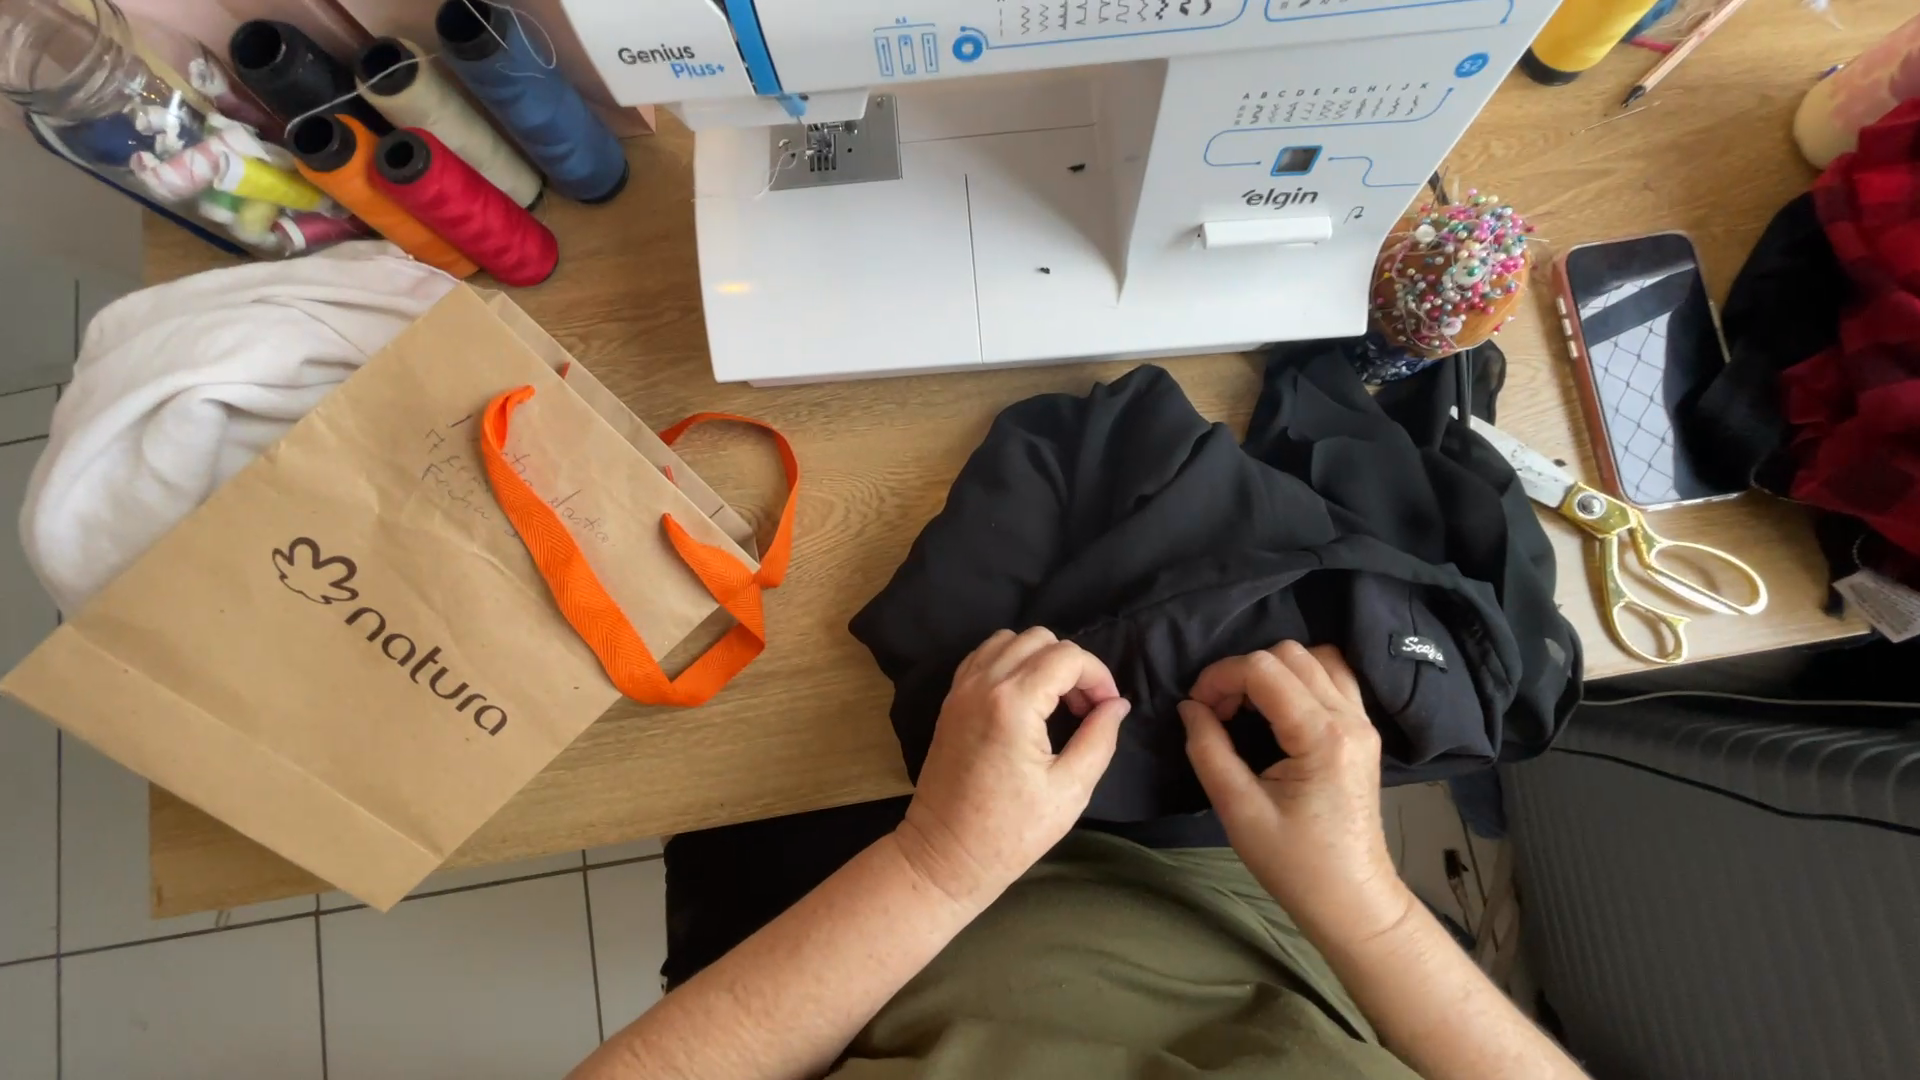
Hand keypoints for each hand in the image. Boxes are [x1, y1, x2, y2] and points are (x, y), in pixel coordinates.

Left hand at [895, 628, 1130, 908]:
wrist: (946, 853)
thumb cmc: (1011, 832)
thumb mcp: (1070, 791)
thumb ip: (1099, 738)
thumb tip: (1117, 704)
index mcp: (1013, 703)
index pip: (1068, 656)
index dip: (1098, 676)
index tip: (1108, 709)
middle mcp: (984, 683)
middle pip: (1040, 639)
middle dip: (1072, 665)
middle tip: (1084, 708)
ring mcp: (962, 688)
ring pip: (1009, 639)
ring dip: (1040, 658)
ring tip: (1056, 701)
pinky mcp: (951, 699)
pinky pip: (983, 655)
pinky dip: (1010, 662)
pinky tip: (1024, 697)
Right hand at [1179, 642, 1412, 943]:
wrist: (1352, 900)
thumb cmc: (1294, 863)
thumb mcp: (1237, 809)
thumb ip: (1208, 748)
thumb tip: (1190, 706)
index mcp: (1321, 737)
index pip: (1262, 669)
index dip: (1219, 677)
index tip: (1197, 708)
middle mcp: (1349, 718)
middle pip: (1287, 654)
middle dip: (1241, 672)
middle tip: (1218, 711)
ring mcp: (1362, 722)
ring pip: (1313, 657)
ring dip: (1270, 672)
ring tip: (1247, 708)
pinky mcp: (1362, 731)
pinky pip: (1332, 676)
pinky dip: (1298, 678)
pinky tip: (1277, 708)